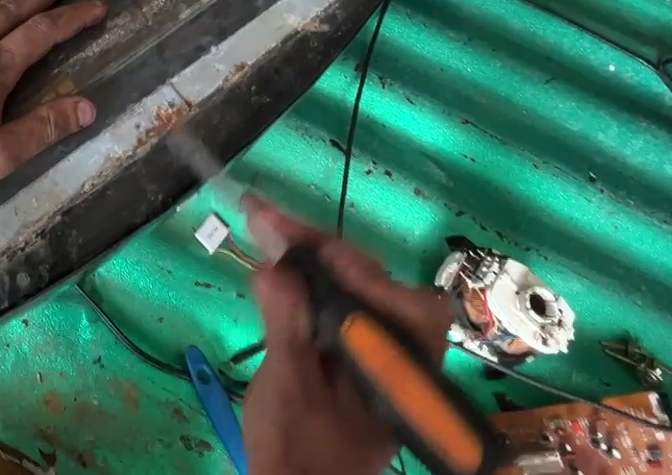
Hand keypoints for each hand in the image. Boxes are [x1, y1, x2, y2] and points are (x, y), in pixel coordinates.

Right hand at [243, 205, 454, 474]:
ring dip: (312, 254)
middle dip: (322, 249)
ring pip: (356, 285)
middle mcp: (402, 357)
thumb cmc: (295, 451)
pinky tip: (278, 259)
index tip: (308, 247)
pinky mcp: (353, 346)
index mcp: (403, 375)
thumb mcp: (287, 390)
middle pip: (375, 284)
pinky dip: (309, 273)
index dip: (358, 269)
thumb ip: (286, 326)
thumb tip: (277, 266)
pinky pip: (340, 297)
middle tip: (267, 220)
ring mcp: (378, 351)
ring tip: (266, 226)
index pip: (405, 305)